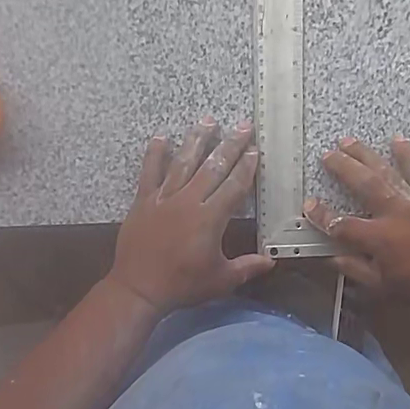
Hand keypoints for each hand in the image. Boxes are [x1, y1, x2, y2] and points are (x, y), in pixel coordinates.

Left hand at [110, 119, 276, 311]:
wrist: (139, 288)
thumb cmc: (183, 285)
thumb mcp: (221, 280)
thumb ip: (247, 267)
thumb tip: (270, 261)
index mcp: (210, 218)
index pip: (234, 186)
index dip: (246, 167)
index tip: (255, 150)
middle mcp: (189, 202)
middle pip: (213, 167)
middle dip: (230, 145)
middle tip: (242, 126)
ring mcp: (164, 198)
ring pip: (183, 163)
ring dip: (197, 140)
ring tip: (208, 120)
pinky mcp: (144, 201)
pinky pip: (150, 172)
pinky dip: (155, 154)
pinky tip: (161, 137)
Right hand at [305, 136, 409, 311]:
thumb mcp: (382, 287)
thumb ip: (355, 269)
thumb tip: (333, 256)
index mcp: (380, 239)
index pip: (342, 224)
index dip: (322, 215)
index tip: (309, 206)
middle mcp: (396, 213)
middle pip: (362, 183)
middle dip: (342, 168)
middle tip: (326, 155)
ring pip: (386, 171)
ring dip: (366, 154)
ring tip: (349, 141)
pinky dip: (408, 155)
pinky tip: (398, 141)